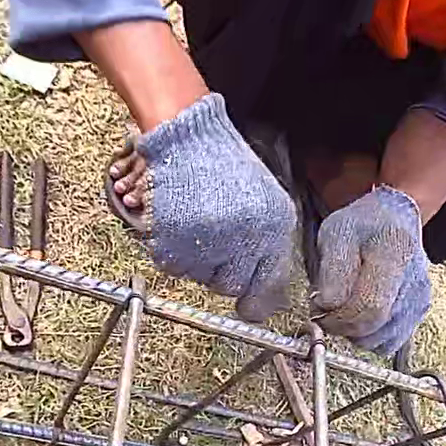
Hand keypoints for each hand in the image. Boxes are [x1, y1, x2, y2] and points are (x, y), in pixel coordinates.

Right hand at [133, 93, 297, 320]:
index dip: (257, 299)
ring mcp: (209, 241)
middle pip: (232, 286)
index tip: (250, 308)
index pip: (267, 283)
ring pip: (201, 278)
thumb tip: (263, 288)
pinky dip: (173, 253)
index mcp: (272, 230)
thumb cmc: (224, 167)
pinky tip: (179, 227)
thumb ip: (267, 244)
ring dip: (196, 261)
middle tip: (214, 250)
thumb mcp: (265, 202)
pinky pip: (174, 267)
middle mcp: (244, 239)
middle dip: (222, 273)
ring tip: (196, 228)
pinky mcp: (176, 240)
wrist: (189, 138)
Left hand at [312, 186, 431, 355]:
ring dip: (353, 332)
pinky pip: (388, 343)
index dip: (338, 317)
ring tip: (343, 306)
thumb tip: (328, 306)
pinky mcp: (418, 315)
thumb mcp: (336, 234)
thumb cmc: (363, 226)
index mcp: (396, 253)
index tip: (318, 307)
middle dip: (341, 326)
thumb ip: (333, 270)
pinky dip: (369, 336)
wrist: (394, 221)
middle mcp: (416, 281)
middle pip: (374, 328)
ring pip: (379, 341)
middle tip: (325, 311)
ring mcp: (420, 301)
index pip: (370, 306)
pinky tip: (360, 314)